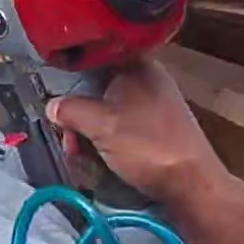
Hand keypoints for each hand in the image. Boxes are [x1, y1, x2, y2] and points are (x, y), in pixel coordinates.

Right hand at [45, 59, 229, 208]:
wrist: (193, 186)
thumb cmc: (147, 147)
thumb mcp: (99, 125)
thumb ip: (69, 110)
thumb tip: (51, 106)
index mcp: (137, 67)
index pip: (94, 57)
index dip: (68, 72)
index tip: (50, 89)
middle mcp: (146, 80)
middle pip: (95, 86)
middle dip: (74, 111)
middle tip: (66, 133)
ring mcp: (152, 104)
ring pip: (104, 108)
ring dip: (85, 129)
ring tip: (78, 151)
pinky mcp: (154, 127)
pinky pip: (118, 124)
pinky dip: (102, 137)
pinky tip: (95, 155)